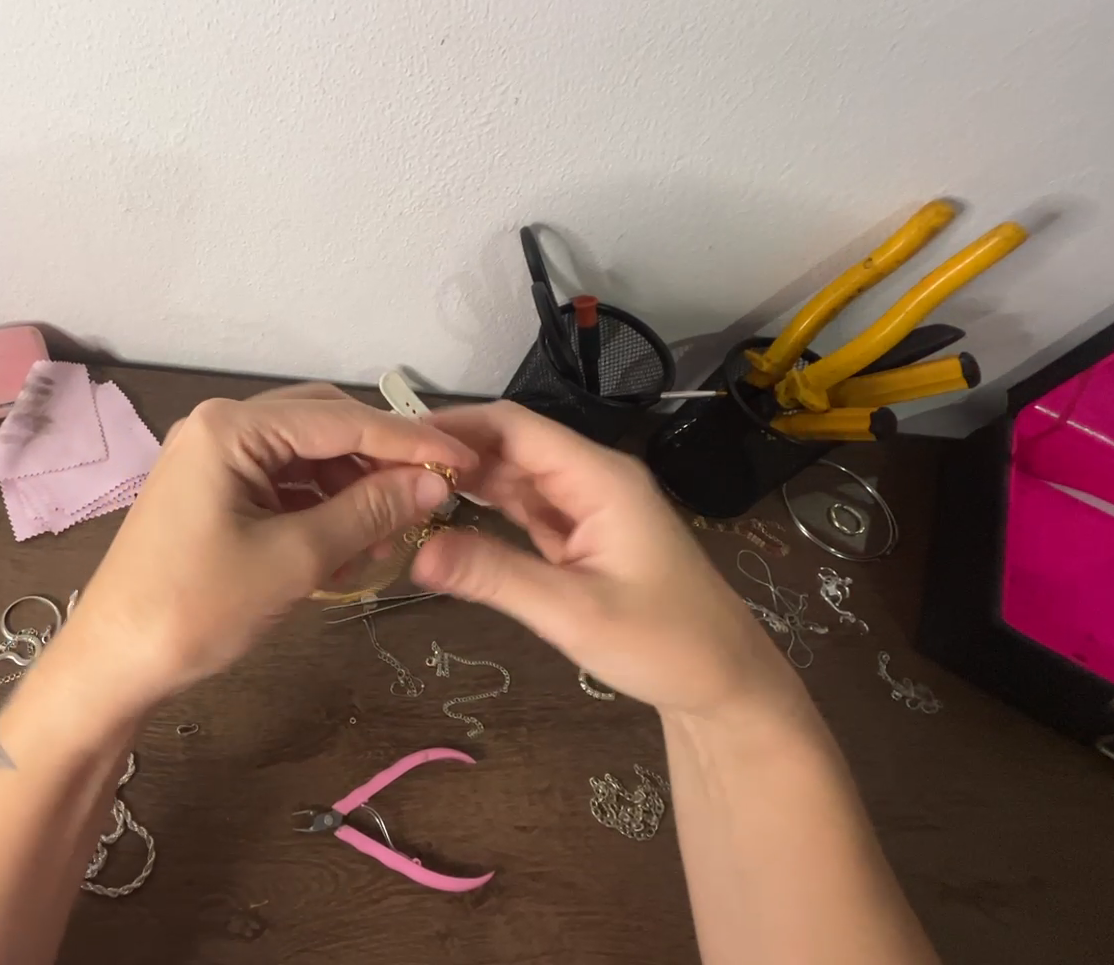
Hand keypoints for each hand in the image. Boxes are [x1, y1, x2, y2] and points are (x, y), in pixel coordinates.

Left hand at [68, 383, 475, 707]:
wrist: (112, 664)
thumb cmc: (196, 608)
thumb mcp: (293, 559)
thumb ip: (367, 511)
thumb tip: (434, 482)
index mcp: (231, 427)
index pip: (339, 420)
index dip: (407, 440)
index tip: (464, 461)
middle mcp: (221, 427)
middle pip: (322, 427)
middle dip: (377, 461)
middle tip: (430, 493)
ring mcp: (214, 460)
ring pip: (305, 458)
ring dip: (351, 490)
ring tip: (391, 533)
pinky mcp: (215, 493)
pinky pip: (282, 486)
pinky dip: (320, 509)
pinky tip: (350, 542)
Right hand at [410, 401, 803, 719]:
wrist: (726, 687)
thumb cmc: (665, 645)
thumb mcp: (573, 612)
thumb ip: (494, 575)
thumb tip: (415, 553)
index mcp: (598, 476)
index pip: (514, 426)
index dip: (455, 427)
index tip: (396, 443)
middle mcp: (590, 477)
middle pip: (509, 444)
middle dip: (450, 452)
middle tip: (386, 470)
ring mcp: (584, 504)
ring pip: (512, 474)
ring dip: (463, 479)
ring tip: (403, 487)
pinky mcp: (578, 531)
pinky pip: (522, 505)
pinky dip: (483, 506)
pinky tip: (445, 512)